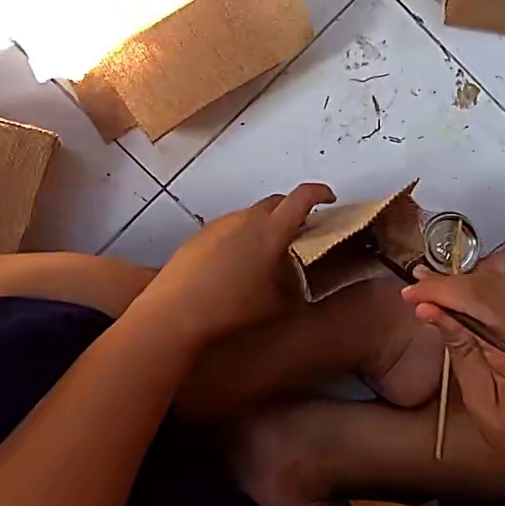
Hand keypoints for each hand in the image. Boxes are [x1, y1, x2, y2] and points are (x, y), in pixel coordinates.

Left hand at [131, 183, 334, 351]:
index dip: (319, 193)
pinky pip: (229, 228)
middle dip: (292, 209)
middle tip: (301, 229)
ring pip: (250, 215)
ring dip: (264, 225)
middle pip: (275, 202)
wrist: (176, 312)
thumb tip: (299, 281)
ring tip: (268, 252)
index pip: (302, 198)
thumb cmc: (231, 310)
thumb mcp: (277, 304)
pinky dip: (241, 236)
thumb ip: (293, 285)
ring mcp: (219, 224)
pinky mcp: (199, 235)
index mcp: (271, 230)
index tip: (328, 198)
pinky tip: (237, 263)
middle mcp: (245, 218)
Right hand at [402, 272, 504, 497]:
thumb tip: (427, 310)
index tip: (409, 292)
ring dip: (466, 283)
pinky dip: (488, 291)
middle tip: (415, 286)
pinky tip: (464, 296)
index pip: (482, 306)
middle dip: (449, 283)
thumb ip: (460, 352)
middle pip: (495, 289)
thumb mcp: (483, 407)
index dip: (441, 292)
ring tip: (432, 287)